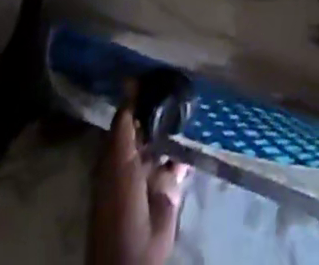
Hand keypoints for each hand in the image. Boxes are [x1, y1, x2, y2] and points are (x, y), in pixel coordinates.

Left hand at [88, 84, 190, 264]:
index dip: (141, 96)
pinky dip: (190, 148)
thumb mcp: (118, 160)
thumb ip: (124, 125)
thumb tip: (128, 82)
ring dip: (179, 126)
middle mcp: (135, 159)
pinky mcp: (171, 187)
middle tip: (184, 82)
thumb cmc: (119, 205)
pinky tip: (202, 131)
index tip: (159, 72)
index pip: (129, 117)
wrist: (132, 256)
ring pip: (168, 142)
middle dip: (165, 108)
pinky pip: (181, 162)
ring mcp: (154, 173)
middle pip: (151, 127)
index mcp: (116, 153)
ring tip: (196, 101)